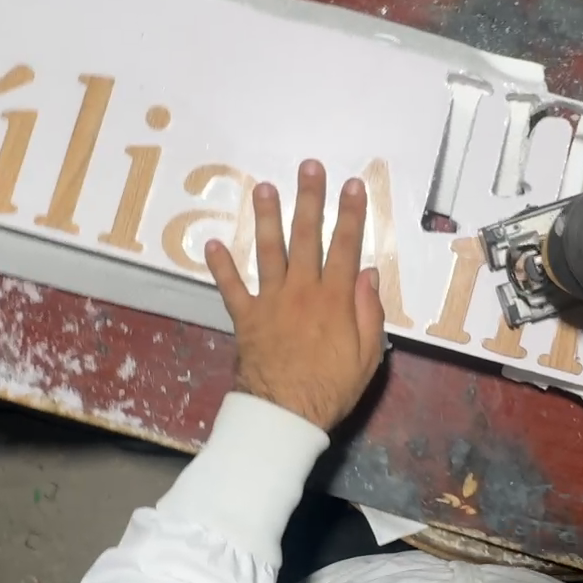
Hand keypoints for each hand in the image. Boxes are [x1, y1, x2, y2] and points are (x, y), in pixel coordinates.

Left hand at [205, 160, 386, 430]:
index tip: (352, 185)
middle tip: (309, 167)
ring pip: (268, 251)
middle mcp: (302, 290)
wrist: (284, 414)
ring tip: (263, 188)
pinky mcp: (246, 317)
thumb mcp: (368, 355)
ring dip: (265, 218)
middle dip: (309, 199)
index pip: (345, 247)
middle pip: (307, 237)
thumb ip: (369, 312)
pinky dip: (222, 267)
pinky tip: (213, 244)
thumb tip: (368, 273)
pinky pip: (231, 288)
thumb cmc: (331, 387)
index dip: (350, 214)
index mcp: (335, 299)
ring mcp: (270, 301)